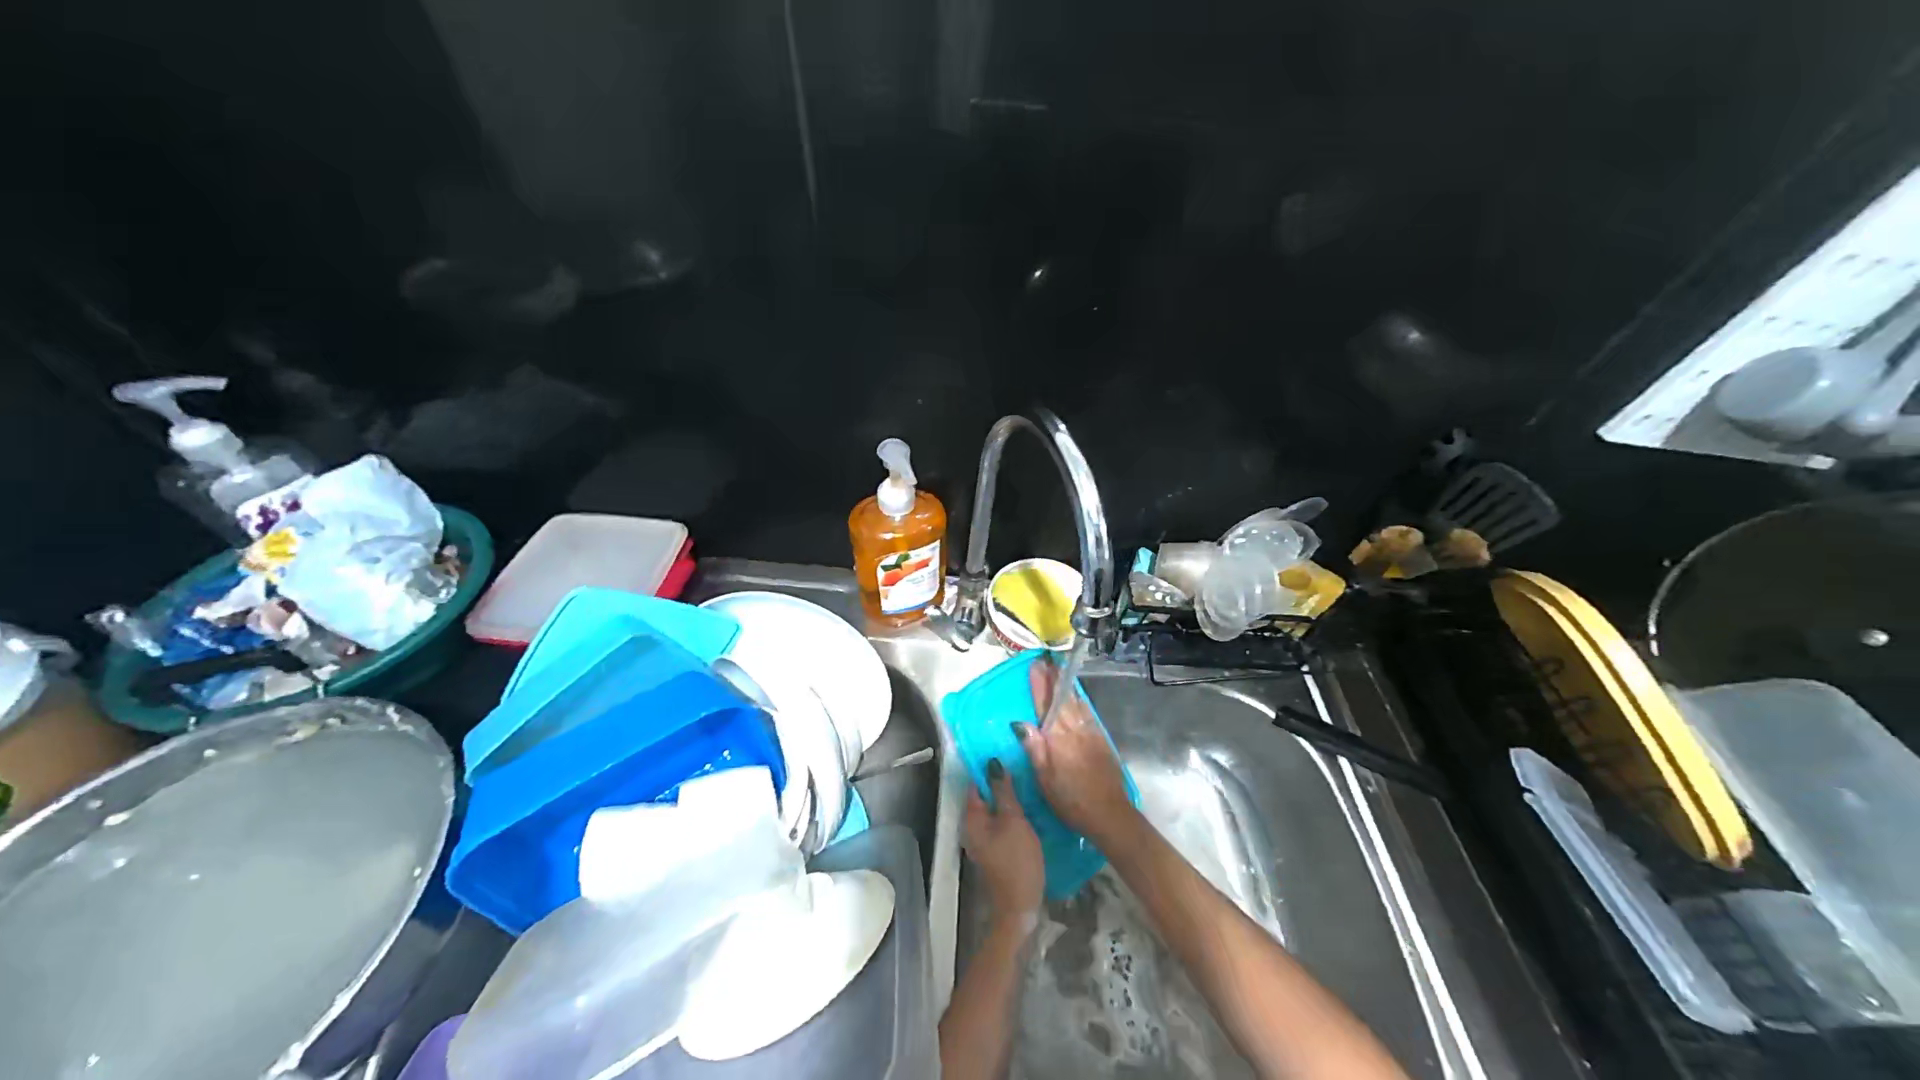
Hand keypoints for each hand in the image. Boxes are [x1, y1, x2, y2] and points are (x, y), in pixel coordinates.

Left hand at [963, 761, 1044, 925]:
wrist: (1021, 907)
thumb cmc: (1017, 861)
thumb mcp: (1013, 821)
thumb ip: (1003, 791)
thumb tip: (992, 762)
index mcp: (971, 816)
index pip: (975, 781)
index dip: (989, 764)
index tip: (1006, 748)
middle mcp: (972, 825)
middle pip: (985, 794)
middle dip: (1001, 778)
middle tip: (1023, 761)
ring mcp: (984, 837)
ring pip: (995, 807)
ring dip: (1009, 795)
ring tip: (1029, 779)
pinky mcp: (997, 847)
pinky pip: (1001, 820)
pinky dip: (1012, 811)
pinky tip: (1029, 804)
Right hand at [1016, 660, 1136, 845]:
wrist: (1110, 815)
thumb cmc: (1071, 801)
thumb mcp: (1045, 780)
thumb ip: (1034, 749)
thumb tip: (1020, 723)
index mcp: (1057, 738)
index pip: (1046, 704)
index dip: (1040, 684)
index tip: (1035, 664)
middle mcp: (1075, 730)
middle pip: (1062, 698)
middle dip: (1053, 678)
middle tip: (1047, 659)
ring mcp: (1090, 734)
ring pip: (1076, 703)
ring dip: (1066, 686)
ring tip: (1059, 671)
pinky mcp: (1101, 741)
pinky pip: (1087, 713)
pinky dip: (1079, 701)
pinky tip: (1077, 698)